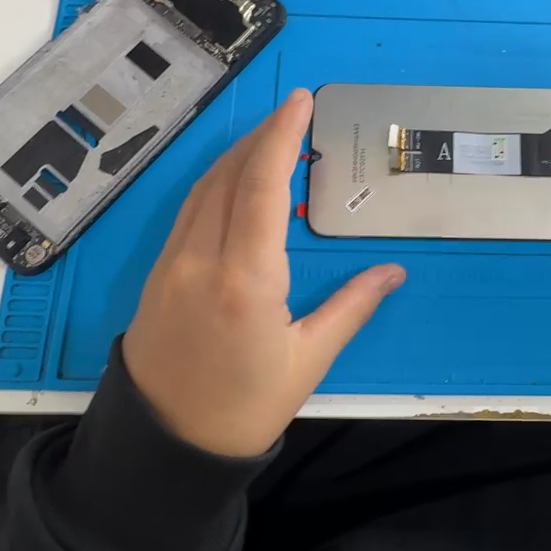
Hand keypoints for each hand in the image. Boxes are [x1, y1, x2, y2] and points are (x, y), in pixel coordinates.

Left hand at [121, 89, 405, 457]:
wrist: (162, 448)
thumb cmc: (244, 407)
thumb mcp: (307, 361)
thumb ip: (351, 307)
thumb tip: (392, 274)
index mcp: (245, 280)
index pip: (262, 186)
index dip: (282, 137)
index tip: (300, 102)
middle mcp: (202, 259)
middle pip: (231, 175)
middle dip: (264, 136)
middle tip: (295, 113)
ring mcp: (173, 263)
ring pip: (205, 187)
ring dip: (239, 155)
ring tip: (272, 138)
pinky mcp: (158, 272)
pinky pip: (189, 209)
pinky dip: (217, 182)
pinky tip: (237, 181)